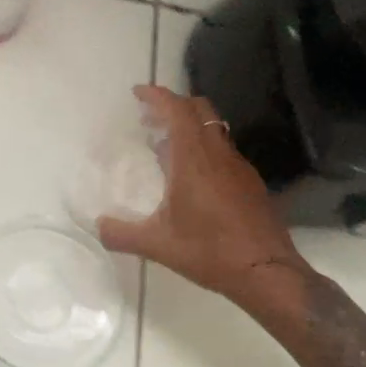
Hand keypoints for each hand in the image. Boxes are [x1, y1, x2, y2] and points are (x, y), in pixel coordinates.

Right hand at [97, 86, 310, 313]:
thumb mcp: (157, 245)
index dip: (157, 96)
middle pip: (200, 110)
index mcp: (194, 160)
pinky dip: (203, 149)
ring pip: (214, 130)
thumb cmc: (209, 252)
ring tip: (165, 145)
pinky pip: (223, 152)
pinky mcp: (250, 184)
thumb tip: (98, 227)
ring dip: (189, 128)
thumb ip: (121, 234)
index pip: (177, 111)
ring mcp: (239, 168)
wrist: (267, 273)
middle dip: (174, 105)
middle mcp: (219, 155)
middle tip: (149, 117)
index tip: (138, 93)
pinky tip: (191, 177)